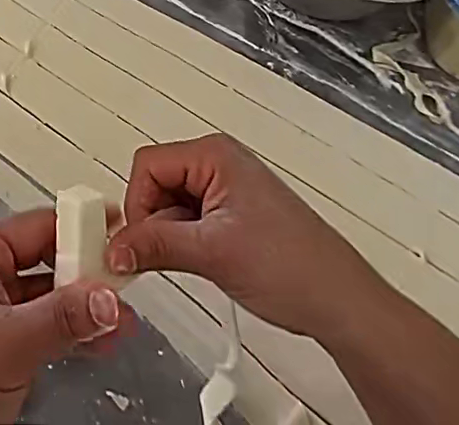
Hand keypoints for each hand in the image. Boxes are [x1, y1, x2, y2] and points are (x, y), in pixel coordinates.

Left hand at [0, 208, 136, 424]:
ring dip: (84, 305)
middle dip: (87, 272)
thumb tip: (106, 297)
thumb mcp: (9, 343)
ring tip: (121, 316)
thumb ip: (62, 317)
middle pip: (47, 257)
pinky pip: (44, 323)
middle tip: (125, 279)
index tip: (117, 230)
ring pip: (49, 294)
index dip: (80, 226)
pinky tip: (98, 339)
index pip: (40, 225)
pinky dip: (71, 329)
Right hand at [106, 134, 390, 343]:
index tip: (136, 240)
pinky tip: (202, 261)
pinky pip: (189, 217)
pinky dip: (185, 240)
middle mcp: (219, 162)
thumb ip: (154, 246)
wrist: (342, 303)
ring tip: (195, 260)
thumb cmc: (296, 267)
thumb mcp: (210, 254)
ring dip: (170, 234)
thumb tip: (116, 247)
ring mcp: (227, 186)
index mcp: (214, 154)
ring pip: (171, 203)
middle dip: (154, 221)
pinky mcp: (232, 210)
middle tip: (161, 255)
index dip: (137, 204)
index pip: (148, 165)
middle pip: (156, 182)